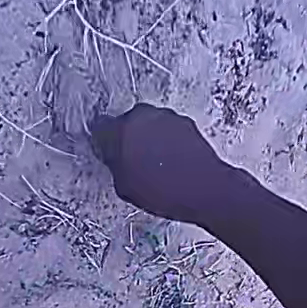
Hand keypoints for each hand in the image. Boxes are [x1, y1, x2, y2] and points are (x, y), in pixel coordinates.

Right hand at [90, 103, 254, 224]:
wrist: (205, 189)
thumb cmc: (165, 191)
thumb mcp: (125, 187)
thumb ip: (115, 166)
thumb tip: (114, 159)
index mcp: (121, 130)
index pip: (100, 129)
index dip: (103, 144)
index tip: (107, 155)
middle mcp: (142, 116)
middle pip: (126, 124)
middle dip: (126, 140)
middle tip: (130, 163)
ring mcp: (166, 116)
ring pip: (147, 125)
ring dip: (147, 140)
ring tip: (153, 166)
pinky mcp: (185, 122)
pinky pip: (166, 130)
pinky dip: (165, 141)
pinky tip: (169, 162)